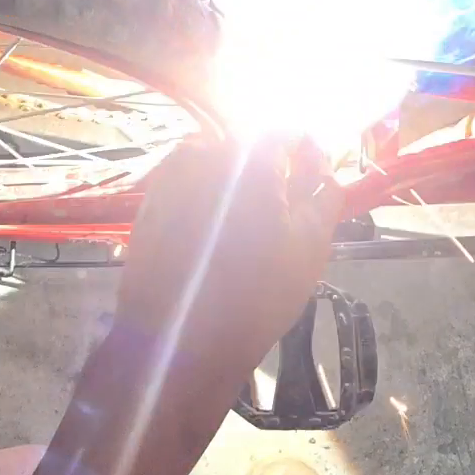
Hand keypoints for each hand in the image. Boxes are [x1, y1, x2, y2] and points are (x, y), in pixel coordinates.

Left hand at [114, 135, 343, 404]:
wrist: (179, 342)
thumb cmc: (256, 297)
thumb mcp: (310, 247)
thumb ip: (324, 195)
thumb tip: (323, 170)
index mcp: (250, 159)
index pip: (286, 132)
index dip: (307, 151)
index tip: (315, 176)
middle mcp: (205, 153)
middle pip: (249, 147)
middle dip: (271, 169)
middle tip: (285, 208)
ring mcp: (171, 176)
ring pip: (216, 162)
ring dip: (237, 181)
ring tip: (248, 226)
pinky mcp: (150, 200)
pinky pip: (188, 182)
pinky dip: (207, 196)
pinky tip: (215, 233)